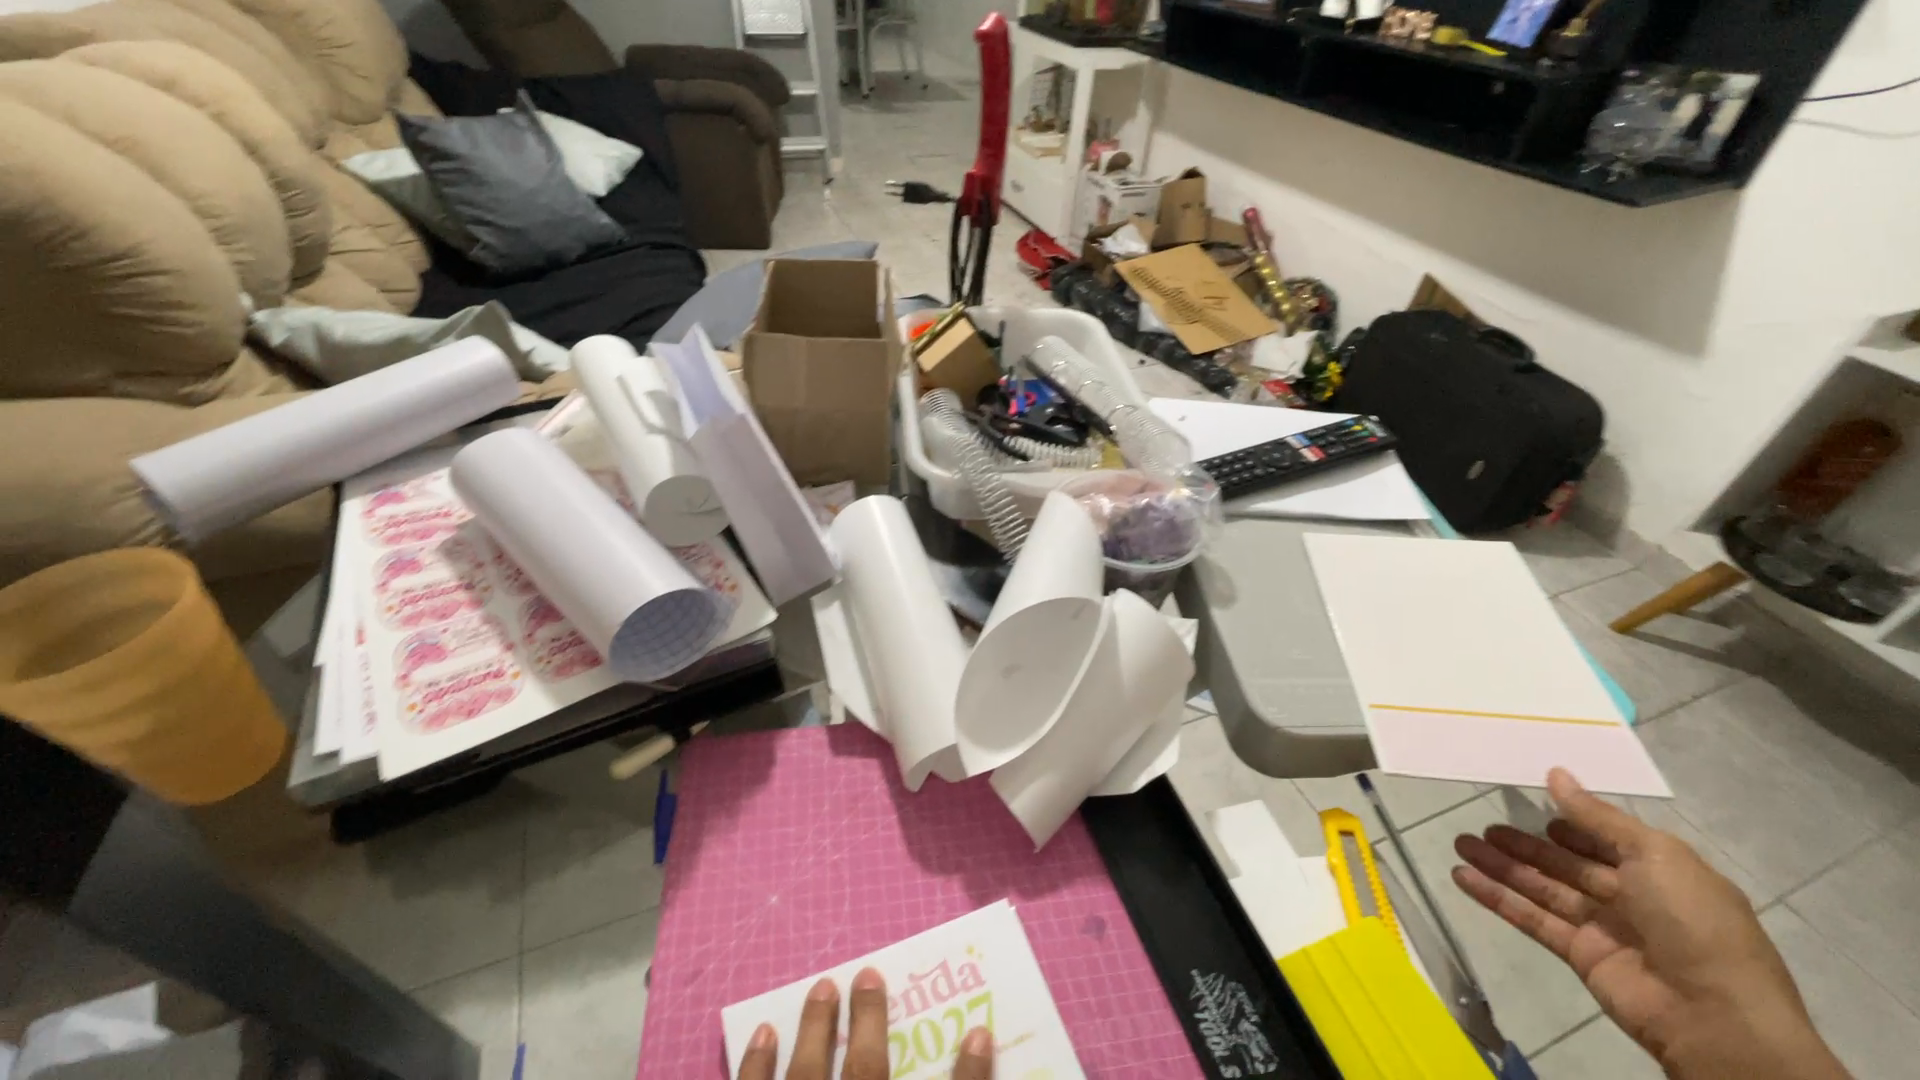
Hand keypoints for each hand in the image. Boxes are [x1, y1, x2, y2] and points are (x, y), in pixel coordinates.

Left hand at [736, 966, 993, 1079]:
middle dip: (869, 1024)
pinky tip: (762, 1034)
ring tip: (822, 987)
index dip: (970, 1073)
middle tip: (868, 974)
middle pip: (864, 1076)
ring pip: (804, 1078)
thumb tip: (975, 1045)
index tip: (981, 1030)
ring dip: (814, 1030)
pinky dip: (753, 1067)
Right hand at [1450, 768, 1848, 1079]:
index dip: (1573, 826)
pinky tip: (1464, 877)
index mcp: (1662, 871)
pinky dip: (1497, 898)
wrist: (1715, 1017)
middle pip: (1567, 864)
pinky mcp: (1580, 955)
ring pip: (1543, 888)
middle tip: (1483, 827)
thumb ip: (1598, 817)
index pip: (1607, 841)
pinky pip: (1532, 919)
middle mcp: (1633, 897)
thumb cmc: (1695, 922)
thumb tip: (1556, 774)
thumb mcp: (1655, 855)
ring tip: (1460, 843)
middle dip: (1526, 845)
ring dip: (1502, 866)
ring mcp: (1604, 928)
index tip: (1535, 808)